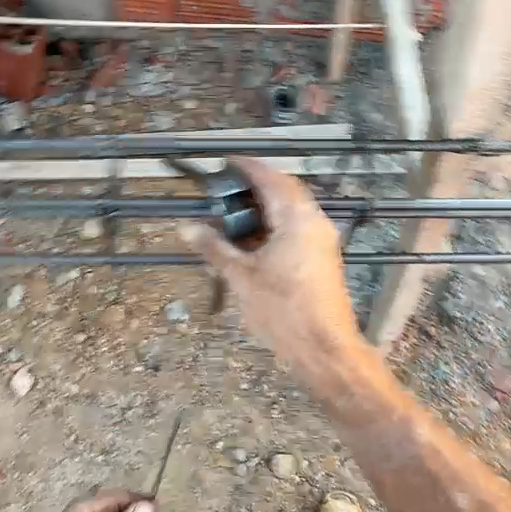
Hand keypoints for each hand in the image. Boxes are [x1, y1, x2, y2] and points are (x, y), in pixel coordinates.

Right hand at [182, 157, 361, 366]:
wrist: (324, 349)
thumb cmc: (282, 310)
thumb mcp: (241, 277)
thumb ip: (214, 248)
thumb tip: (186, 228)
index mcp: (297, 217)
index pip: (270, 178)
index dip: (247, 167)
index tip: (224, 162)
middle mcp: (314, 221)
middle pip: (284, 190)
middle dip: (255, 186)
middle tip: (225, 189)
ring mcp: (322, 239)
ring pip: (291, 210)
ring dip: (264, 207)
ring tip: (232, 215)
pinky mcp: (322, 257)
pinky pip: (296, 227)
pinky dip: (273, 225)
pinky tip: (251, 240)